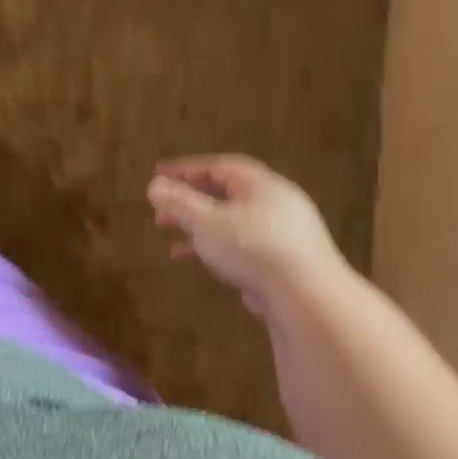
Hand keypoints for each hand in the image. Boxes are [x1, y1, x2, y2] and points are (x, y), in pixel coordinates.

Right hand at [147, 155, 348, 313]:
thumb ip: (178, 202)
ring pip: (228, 217)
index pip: (220, 167)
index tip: (156, 174)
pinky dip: (209, 242)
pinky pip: (237, 239)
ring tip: (167, 231)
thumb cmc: (250, 248)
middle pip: (225, 192)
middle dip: (187, 198)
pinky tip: (187, 256)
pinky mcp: (278, 253)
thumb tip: (154, 185)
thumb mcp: (205, 222)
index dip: (186, 169)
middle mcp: (275, 202)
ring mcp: (279, 229)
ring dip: (194, 221)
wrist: (303, 292)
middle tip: (159, 208)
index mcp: (262, 186)